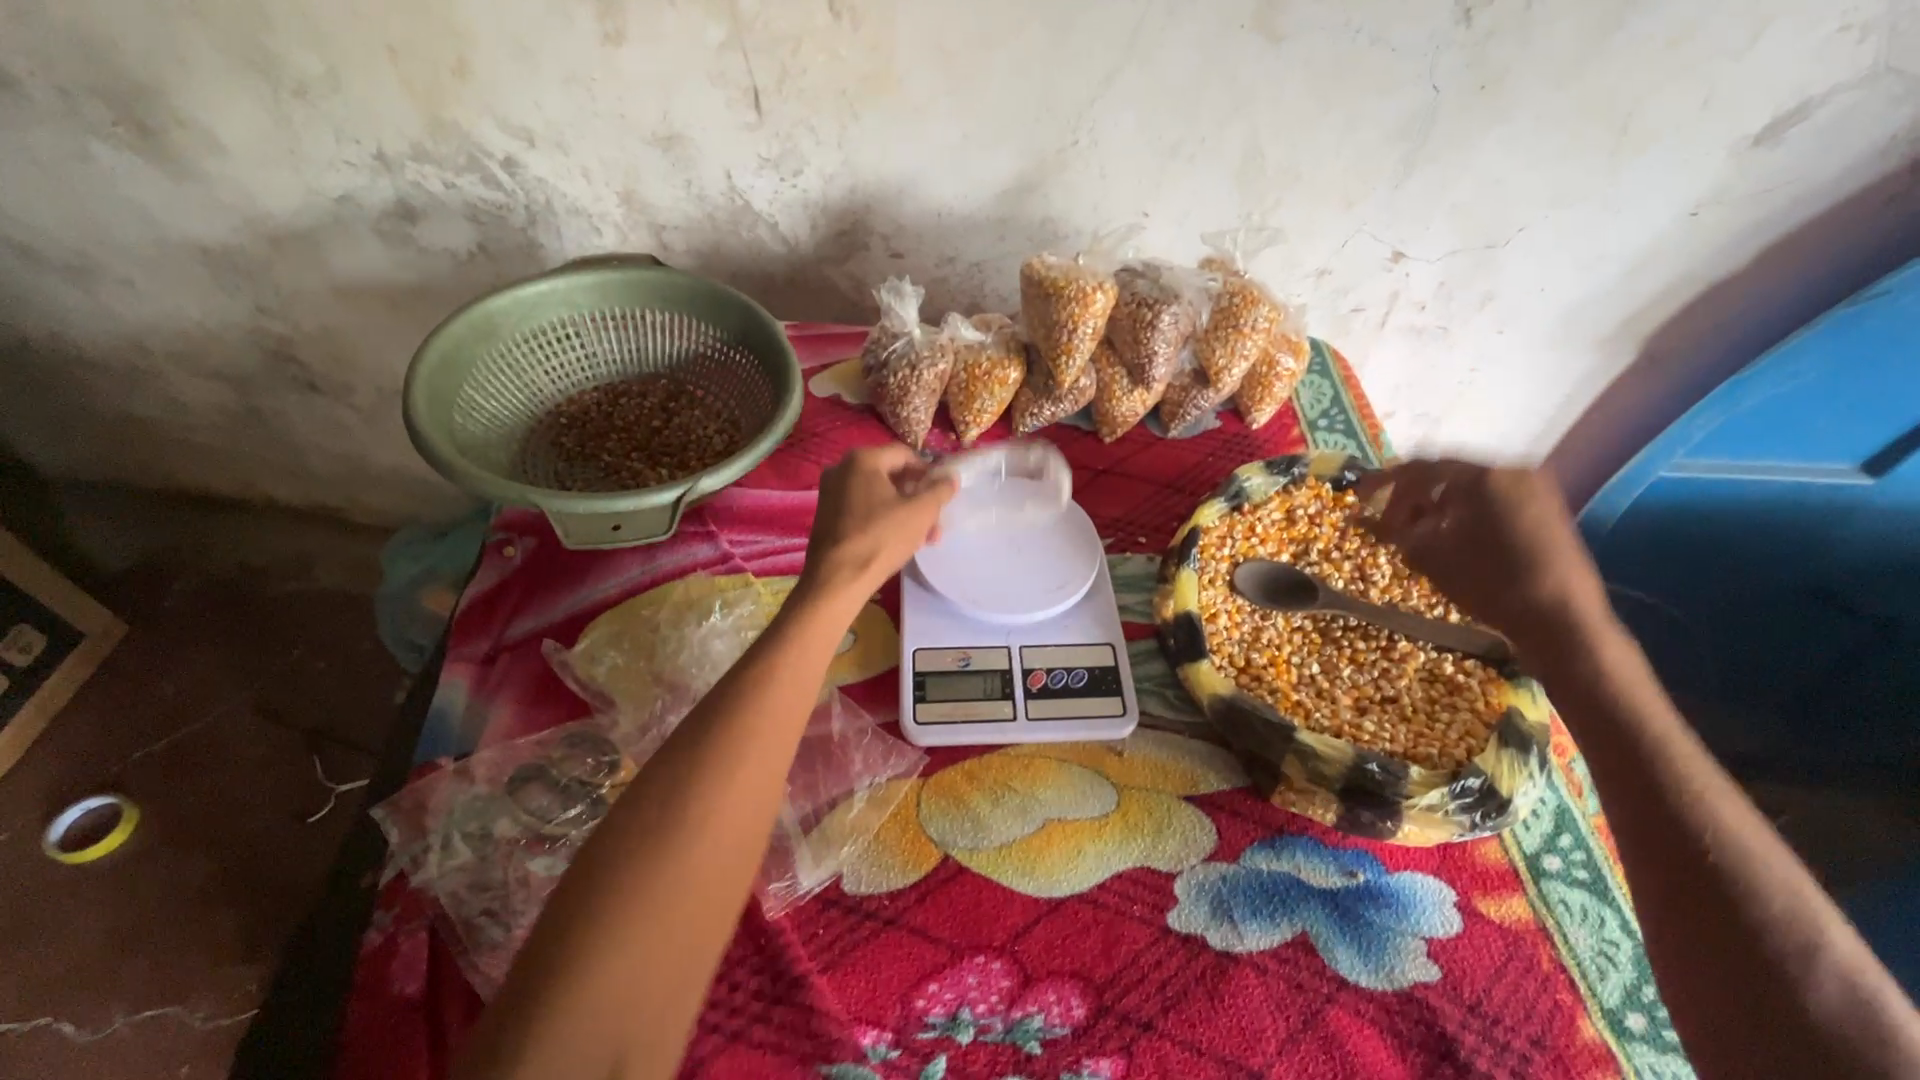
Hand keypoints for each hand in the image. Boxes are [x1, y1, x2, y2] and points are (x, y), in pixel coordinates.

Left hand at [798, 444, 956, 605]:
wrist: (837, 579)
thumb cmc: (881, 538)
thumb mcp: (920, 513)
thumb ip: (939, 490)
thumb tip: (951, 477)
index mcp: (862, 459)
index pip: (905, 454)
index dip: (928, 472)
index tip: (942, 493)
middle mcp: (841, 468)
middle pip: (891, 475)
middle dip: (918, 498)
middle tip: (936, 521)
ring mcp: (831, 492)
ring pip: (878, 495)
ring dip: (905, 512)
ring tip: (925, 538)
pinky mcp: (827, 515)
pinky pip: (862, 508)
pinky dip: (883, 519)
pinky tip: (899, 541)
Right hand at [1356, 459, 1612, 649]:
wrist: (1561, 621)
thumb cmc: (1490, 585)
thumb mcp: (1430, 557)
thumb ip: (1390, 531)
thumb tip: (1357, 518)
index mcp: (1482, 475)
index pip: (1420, 468)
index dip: (1384, 484)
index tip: (1358, 501)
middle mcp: (1512, 471)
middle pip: (1446, 474)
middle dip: (1412, 498)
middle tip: (1388, 524)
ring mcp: (1535, 489)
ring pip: (1470, 488)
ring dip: (1437, 506)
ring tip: (1416, 535)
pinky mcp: (1546, 510)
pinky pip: (1493, 500)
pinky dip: (1465, 513)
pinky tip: (1450, 538)